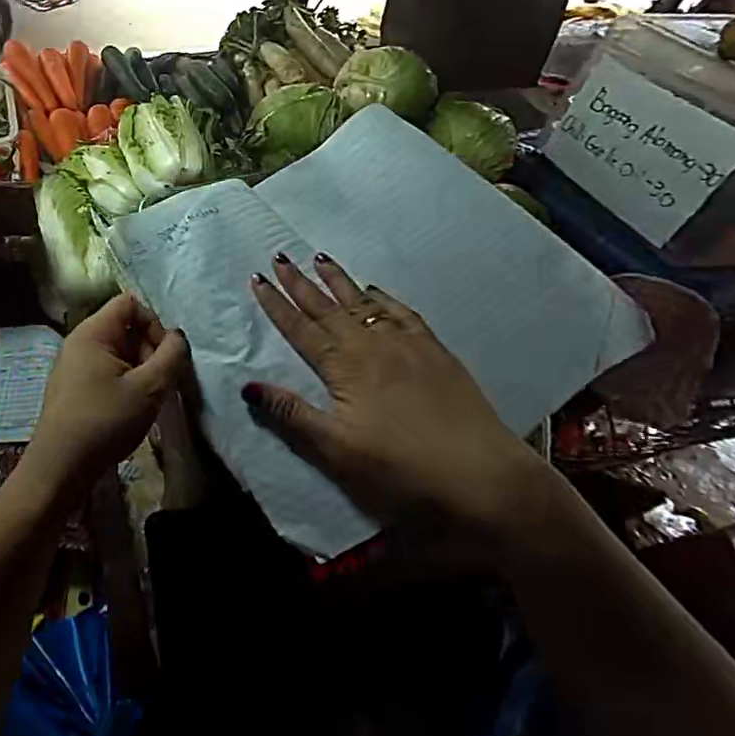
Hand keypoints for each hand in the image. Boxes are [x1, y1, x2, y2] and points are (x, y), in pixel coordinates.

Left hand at [23, 293, 188, 494]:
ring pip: (118, 352)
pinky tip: (130, 410)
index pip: (129, 303)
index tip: (164, 356)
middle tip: (159, 382)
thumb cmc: (104, 422)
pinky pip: (107, 371)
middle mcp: (79, 342)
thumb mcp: (148, 388)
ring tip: (147, 400)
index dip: (154, 323)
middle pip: (125, 327)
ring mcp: (74, 365)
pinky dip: (125, 383)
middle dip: (150, 350)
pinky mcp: (74, 387)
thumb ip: (171, 356)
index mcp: (92, 332)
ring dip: (140, 370)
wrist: (60, 466)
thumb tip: (178, 337)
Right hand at [245, 252, 552, 530]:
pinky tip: (376, 292)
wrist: (485, 478)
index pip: (301, 329)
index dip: (276, 305)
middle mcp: (374, 347)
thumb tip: (249, 387)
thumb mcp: (337, 450)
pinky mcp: (437, 354)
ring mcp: (409, 347)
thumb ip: (292, 415)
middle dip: (300, 283)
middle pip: (328, 309)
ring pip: (365, 305)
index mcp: (346, 367)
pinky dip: (384, 299)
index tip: (256, 279)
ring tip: (319, 259)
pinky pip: (404, 314)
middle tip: (280, 257)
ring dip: (339, 282)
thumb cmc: (402, 469)